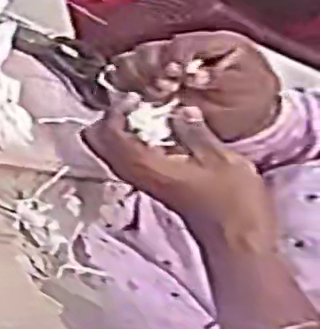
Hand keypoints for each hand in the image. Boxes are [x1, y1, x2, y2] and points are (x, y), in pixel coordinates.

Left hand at [84, 98, 276, 241]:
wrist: (232, 230)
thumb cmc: (230, 198)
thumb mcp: (220, 159)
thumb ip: (194, 132)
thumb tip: (179, 109)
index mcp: (136, 161)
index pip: (106, 130)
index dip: (115, 111)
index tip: (132, 98)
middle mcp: (124, 168)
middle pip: (95, 137)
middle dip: (110, 118)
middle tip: (135, 105)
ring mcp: (129, 175)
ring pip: (104, 145)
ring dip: (117, 129)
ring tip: (146, 116)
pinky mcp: (141, 178)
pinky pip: (120, 154)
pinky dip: (128, 140)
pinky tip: (155, 133)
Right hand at [108, 31, 280, 140]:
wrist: (236, 120)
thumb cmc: (247, 102)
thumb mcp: (246, 88)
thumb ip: (220, 77)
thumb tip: (192, 76)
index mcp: (216, 43)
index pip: (183, 43)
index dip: (176, 58)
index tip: (179, 78)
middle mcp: (182, 48)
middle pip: (148, 50)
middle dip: (153, 71)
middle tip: (167, 89)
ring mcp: (157, 61)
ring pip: (128, 61)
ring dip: (137, 80)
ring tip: (157, 95)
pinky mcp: (140, 74)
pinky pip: (117, 74)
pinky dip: (124, 86)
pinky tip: (142, 96)